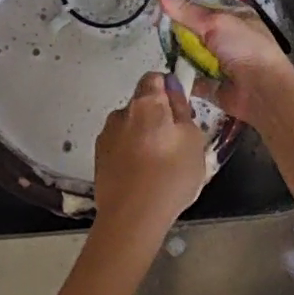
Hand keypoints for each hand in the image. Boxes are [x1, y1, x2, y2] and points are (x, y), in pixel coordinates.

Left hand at [93, 72, 208, 231]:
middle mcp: (120, 113)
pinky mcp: (98, 159)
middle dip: (156, 116)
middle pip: (141, 105)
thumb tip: (173, 92)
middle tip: (175, 142)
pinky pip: (120, 147)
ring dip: (142, 136)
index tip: (180, 109)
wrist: (132, 216)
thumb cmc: (170, 176)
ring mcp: (106, 136)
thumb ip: (183, 112)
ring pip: (129, 127)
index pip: (154, 78)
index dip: (168, 88)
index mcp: (145, 104)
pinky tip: (142, 176)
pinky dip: (130, 154)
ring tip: (158, 165)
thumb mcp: (194, 141)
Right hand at [158, 0, 293, 125]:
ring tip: (156, 49)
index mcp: (234, 15)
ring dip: (175, 53)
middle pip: (193, 29)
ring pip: (190, 53)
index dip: (181, 3)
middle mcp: (227, 36)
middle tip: (154, 28)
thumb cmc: (245, 49)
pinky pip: (190, 78)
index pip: (203, 4)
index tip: (159, 5)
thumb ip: (187, 10)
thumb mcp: (216, 23)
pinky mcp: (212, 84)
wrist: (263, 91)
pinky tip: (163, 73)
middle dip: (175, 30)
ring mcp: (219, 61)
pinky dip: (179, 76)